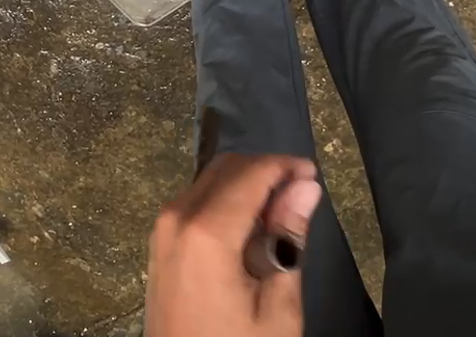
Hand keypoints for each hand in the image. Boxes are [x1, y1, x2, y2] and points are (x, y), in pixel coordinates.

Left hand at [145, 153, 320, 336]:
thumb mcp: (276, 309)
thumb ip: (288, 240)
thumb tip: (306, 187)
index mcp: (205, 230)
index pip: (249, 173)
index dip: (284, 166)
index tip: (315, 174)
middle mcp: (176, 215)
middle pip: (226, 168)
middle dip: (265, 170)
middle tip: (303, 192)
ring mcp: (162, 228)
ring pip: (209, 181)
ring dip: (246, 184)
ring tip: (283, 212)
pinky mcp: (159, 243)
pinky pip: (196, 202)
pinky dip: (226, 201)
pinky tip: (253, 227)